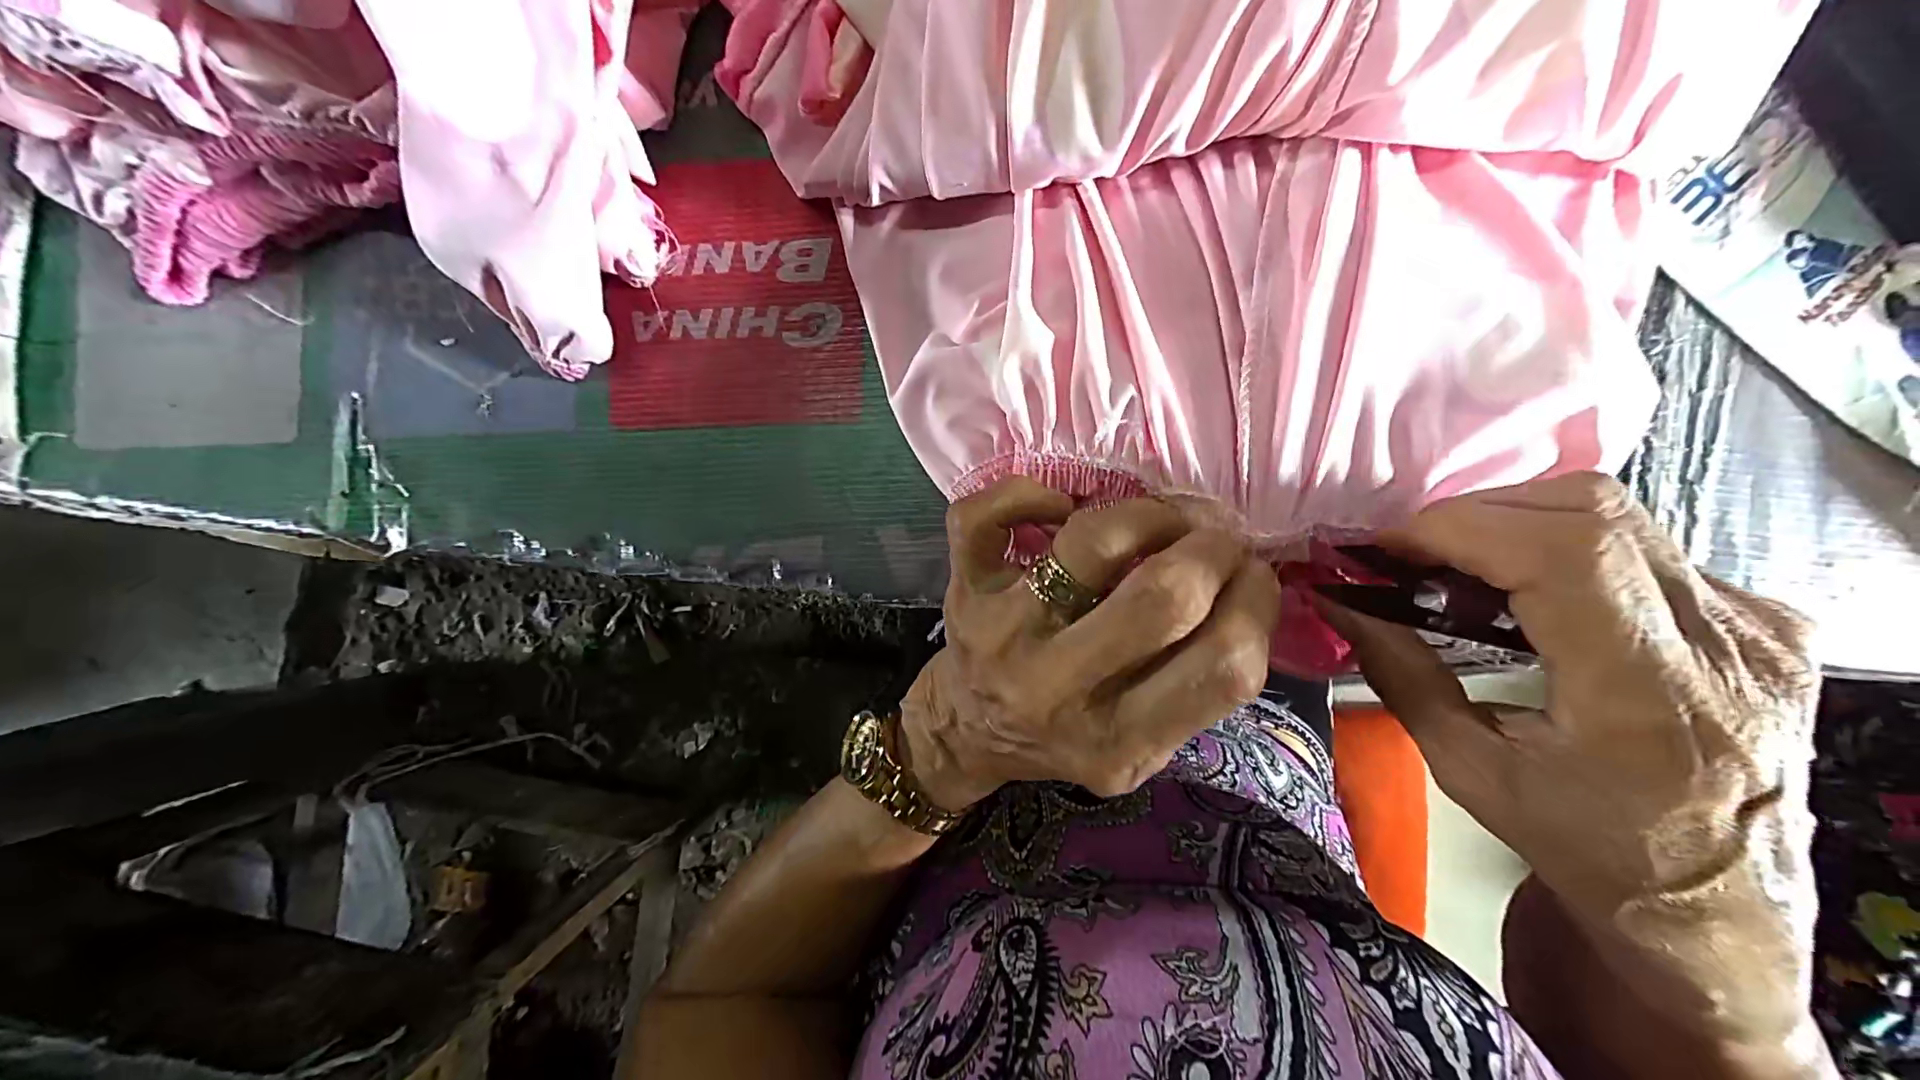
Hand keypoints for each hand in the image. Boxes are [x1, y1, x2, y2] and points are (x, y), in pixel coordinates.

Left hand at [898, 477, 1281, 811]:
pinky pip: (983, 515)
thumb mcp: (1142, 744)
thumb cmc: (1069, 733)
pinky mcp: (963, 590)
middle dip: (1212, 552)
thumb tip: (1251, 580)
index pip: (1224, 668)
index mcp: (1117, 742)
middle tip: (1216, 540)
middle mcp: (1055, 688)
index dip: (1258, 605)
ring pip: (1090, 541)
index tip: (1255, 577)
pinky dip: (1030, 493)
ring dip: (1148, 514)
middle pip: (1162, 596)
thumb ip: (1195, 682)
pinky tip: (1064, 506)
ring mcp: (1002, 633)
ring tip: (1162, 519)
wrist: (973, 731)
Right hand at [1317, 474, 1826, 1061]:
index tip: (1384, 547)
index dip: (1458, 528)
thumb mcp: (1466, 767)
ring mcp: (1758, 624)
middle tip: (1409, 553)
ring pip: (1614, 513)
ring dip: (1511, 521)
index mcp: (1648, 695)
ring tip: (1453, 562)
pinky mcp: (1763, 619)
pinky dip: (1556, 542)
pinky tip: (1522, 583)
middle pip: (1588, 511)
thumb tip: (1336, 597)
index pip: (1561, 551)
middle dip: (1474, 515)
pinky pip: (1639, 543)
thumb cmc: (1581, 846)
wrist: (1718, 906)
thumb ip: (1398, 670)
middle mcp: (1725, 644)